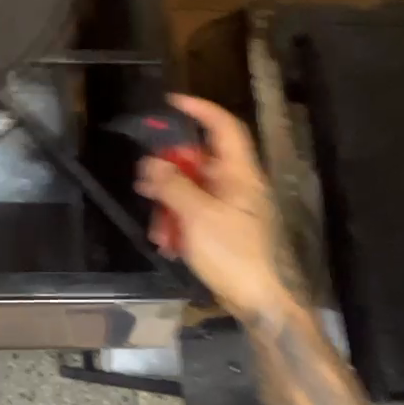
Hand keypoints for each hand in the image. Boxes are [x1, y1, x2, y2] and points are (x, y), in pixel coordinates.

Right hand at [133, 95, 288, 318]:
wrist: (258, 301)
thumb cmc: (232, 253)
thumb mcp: (197, 216)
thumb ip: (172, 185)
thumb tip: (152, 163)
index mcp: (239, 174)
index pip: (223, 128)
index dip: (200, 110)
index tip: (172, 103)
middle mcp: (237, 185)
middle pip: (199, 161)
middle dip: (169, 170)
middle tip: (144, 179)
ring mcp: (231, 207)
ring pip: (192, 189)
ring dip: (169, 202)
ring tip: (155, 222)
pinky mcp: (224, 228)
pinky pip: (194, 212)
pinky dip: (178, 221)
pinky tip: (167, 241)